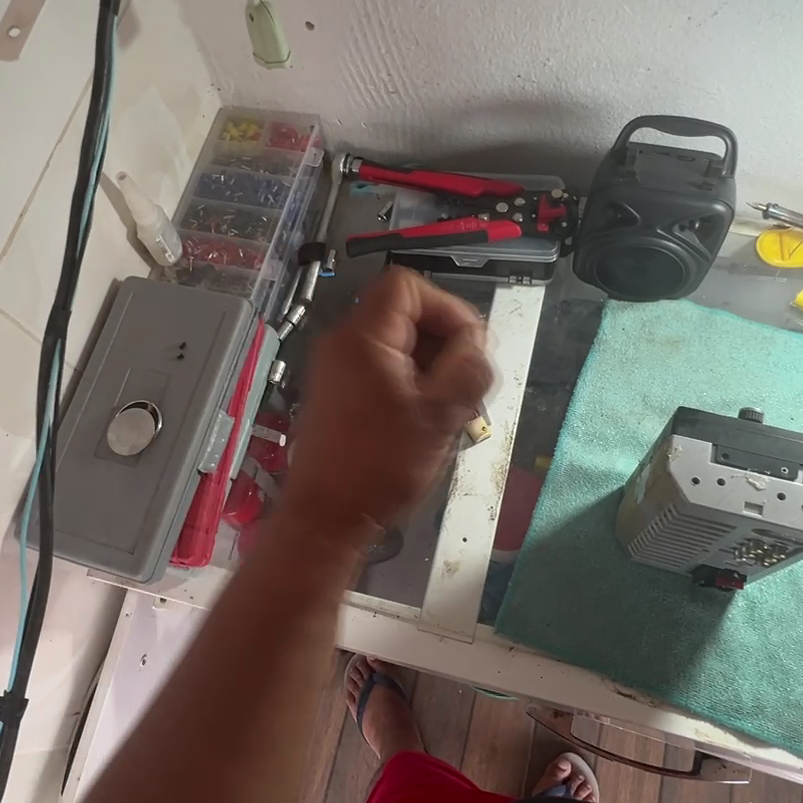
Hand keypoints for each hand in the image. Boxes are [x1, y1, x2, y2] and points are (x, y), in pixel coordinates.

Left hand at [282, 268, 493, 546]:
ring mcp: (335, 369)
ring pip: (395, 345)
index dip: (446, 307)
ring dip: (431, 367)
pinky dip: (409, 383)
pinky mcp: (337, 394)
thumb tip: (476, 343)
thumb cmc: (380, 465)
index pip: (407, 286)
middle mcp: (342, 343)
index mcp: (362, 337)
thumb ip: (469, 367)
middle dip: (443, 342)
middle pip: (403, 314)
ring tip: (450, 408)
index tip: (468, 346)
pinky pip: (380, 369)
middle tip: (466, 383)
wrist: (326, 517)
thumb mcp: (441, 414)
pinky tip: (426, 420)